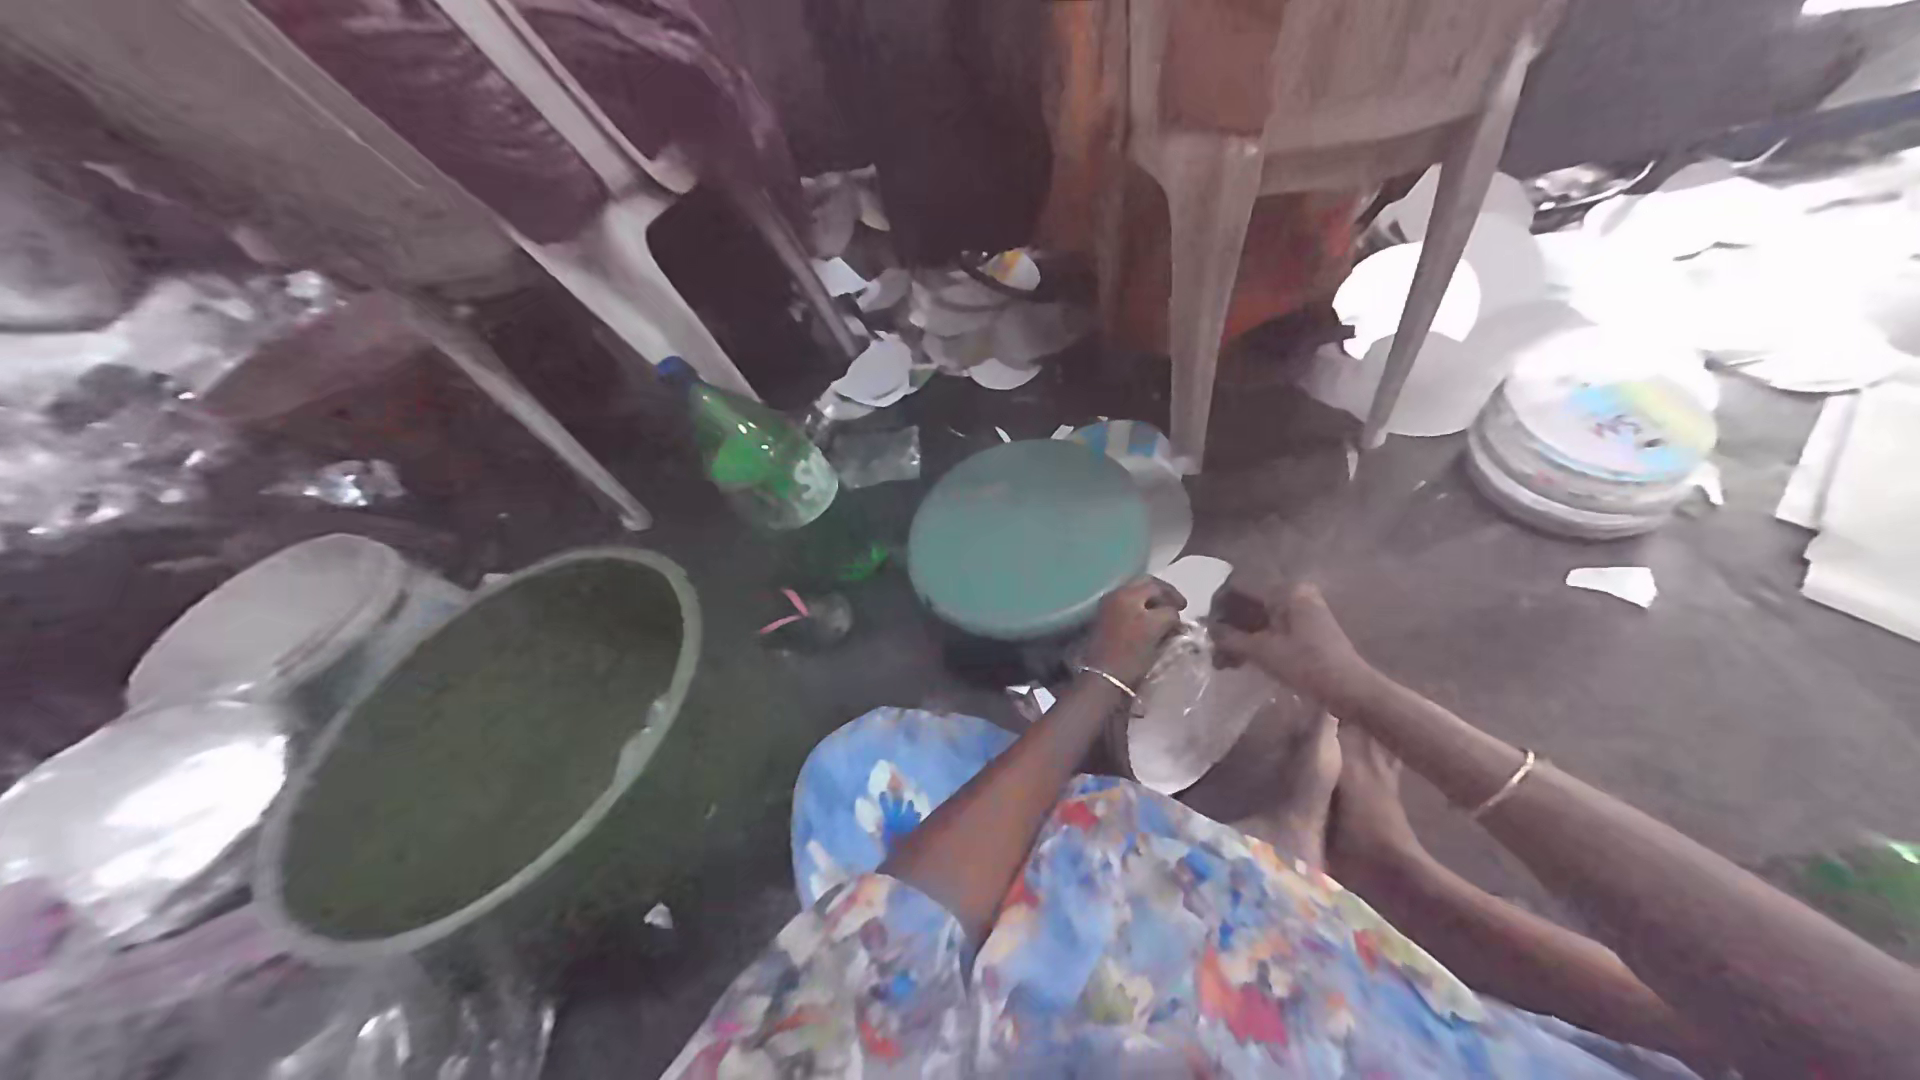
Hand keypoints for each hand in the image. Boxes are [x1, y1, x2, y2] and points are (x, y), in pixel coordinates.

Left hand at [1083, 579, 1185, 686]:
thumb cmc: (1132, 653)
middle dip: (1162, 594)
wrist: (1104, 677)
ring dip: (1151, 602)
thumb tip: (1174, 614)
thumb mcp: (1156, 629)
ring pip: (1135, 596)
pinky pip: (1127, 606)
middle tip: (1175, 606)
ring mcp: (1107, 607)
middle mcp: (1114, 595)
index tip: (1184, 608)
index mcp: (1126, 594)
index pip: (1156, 585)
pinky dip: (1140, 609)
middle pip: (1143, 586)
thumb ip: (1169, 615)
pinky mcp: (1104, 620)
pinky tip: (1149, 622)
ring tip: (1164, 616)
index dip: (1174, 595)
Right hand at [1211, 583, 1378, 708]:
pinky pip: (1270, 629)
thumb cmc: (1306, 665)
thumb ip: (1229, 637)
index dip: (1217, 607)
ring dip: (1237, 638)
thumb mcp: (1261, 651)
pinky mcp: (1304, 630)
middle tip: (1211, 649)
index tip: (1203, 628)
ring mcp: (1301, 613)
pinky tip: (1239, 661)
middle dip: (1226, 627)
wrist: (1352, 692)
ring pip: (1257, 619)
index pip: (1238, 588)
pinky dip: (1253, 643)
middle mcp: (1294, 595)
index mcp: (1286, 591)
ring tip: (1222, 662)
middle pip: (1248, 604)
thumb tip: (1207, 630)